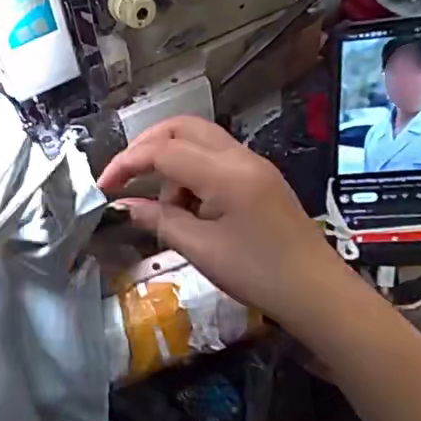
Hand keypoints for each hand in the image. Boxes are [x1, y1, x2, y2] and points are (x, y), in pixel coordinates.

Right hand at [98, 117, 359, 331]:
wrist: (316, 292)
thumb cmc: (256, 273)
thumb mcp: (198, 248)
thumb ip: (157, 220)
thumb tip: (123, 206)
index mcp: (226, 173)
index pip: (163, 150)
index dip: (127, 163)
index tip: (103, 187)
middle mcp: (241, 158)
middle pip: (183, 128)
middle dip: (146, 146)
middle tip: (124, 176)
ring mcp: (253, 166)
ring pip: (198, 141)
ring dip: (170, 164)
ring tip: (164, 209)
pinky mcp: (258, 179)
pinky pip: (214, 160)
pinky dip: (190, 175)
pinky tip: (188, 210)